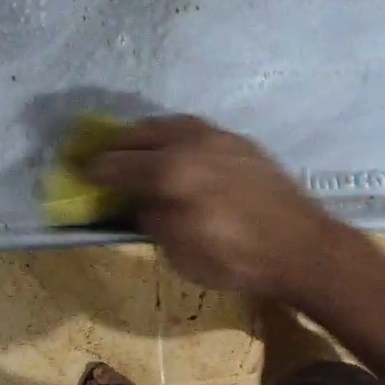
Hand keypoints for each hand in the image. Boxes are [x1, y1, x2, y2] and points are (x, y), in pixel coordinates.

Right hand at [87, 116, 369, 302]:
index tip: (83, 174)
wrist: (301, 247)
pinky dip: (176, 137)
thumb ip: (153, 220)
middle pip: (141, 133)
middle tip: (106, 160)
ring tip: (139, 151)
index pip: (119, 164)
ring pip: (170, 124)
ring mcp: (219, 136)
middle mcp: (191, 143)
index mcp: (171, 171)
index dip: (96, 170)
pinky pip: (196, 129)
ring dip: (147, 136)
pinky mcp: (241, 141)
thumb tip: (140, 203)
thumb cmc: (238, 259)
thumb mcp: (181, 254)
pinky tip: (177, 152)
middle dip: (118, 146)